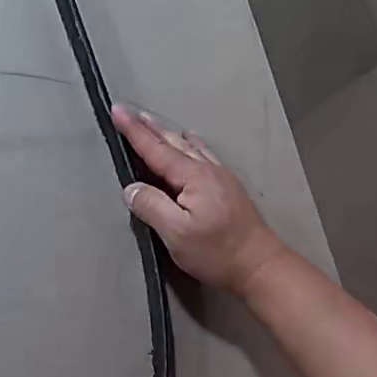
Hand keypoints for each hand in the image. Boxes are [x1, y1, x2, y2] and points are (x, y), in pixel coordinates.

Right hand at [113, 105, 290, 297]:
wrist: (259, 266)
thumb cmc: (217, 252)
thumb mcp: (176, 233)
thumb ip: (151, 207)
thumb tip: (131, 189)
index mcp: (193, 177)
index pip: (156, 150)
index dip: (134, 132)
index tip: (117, 111)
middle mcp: (208, 170)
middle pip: (173, 143)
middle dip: (150, 128)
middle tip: (131, 112)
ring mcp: (221, 178)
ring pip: (190, 148)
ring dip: (169, 135)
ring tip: (155, 125)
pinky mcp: (228, 190)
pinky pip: (204, 156)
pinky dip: (190, 146)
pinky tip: (192, 145)